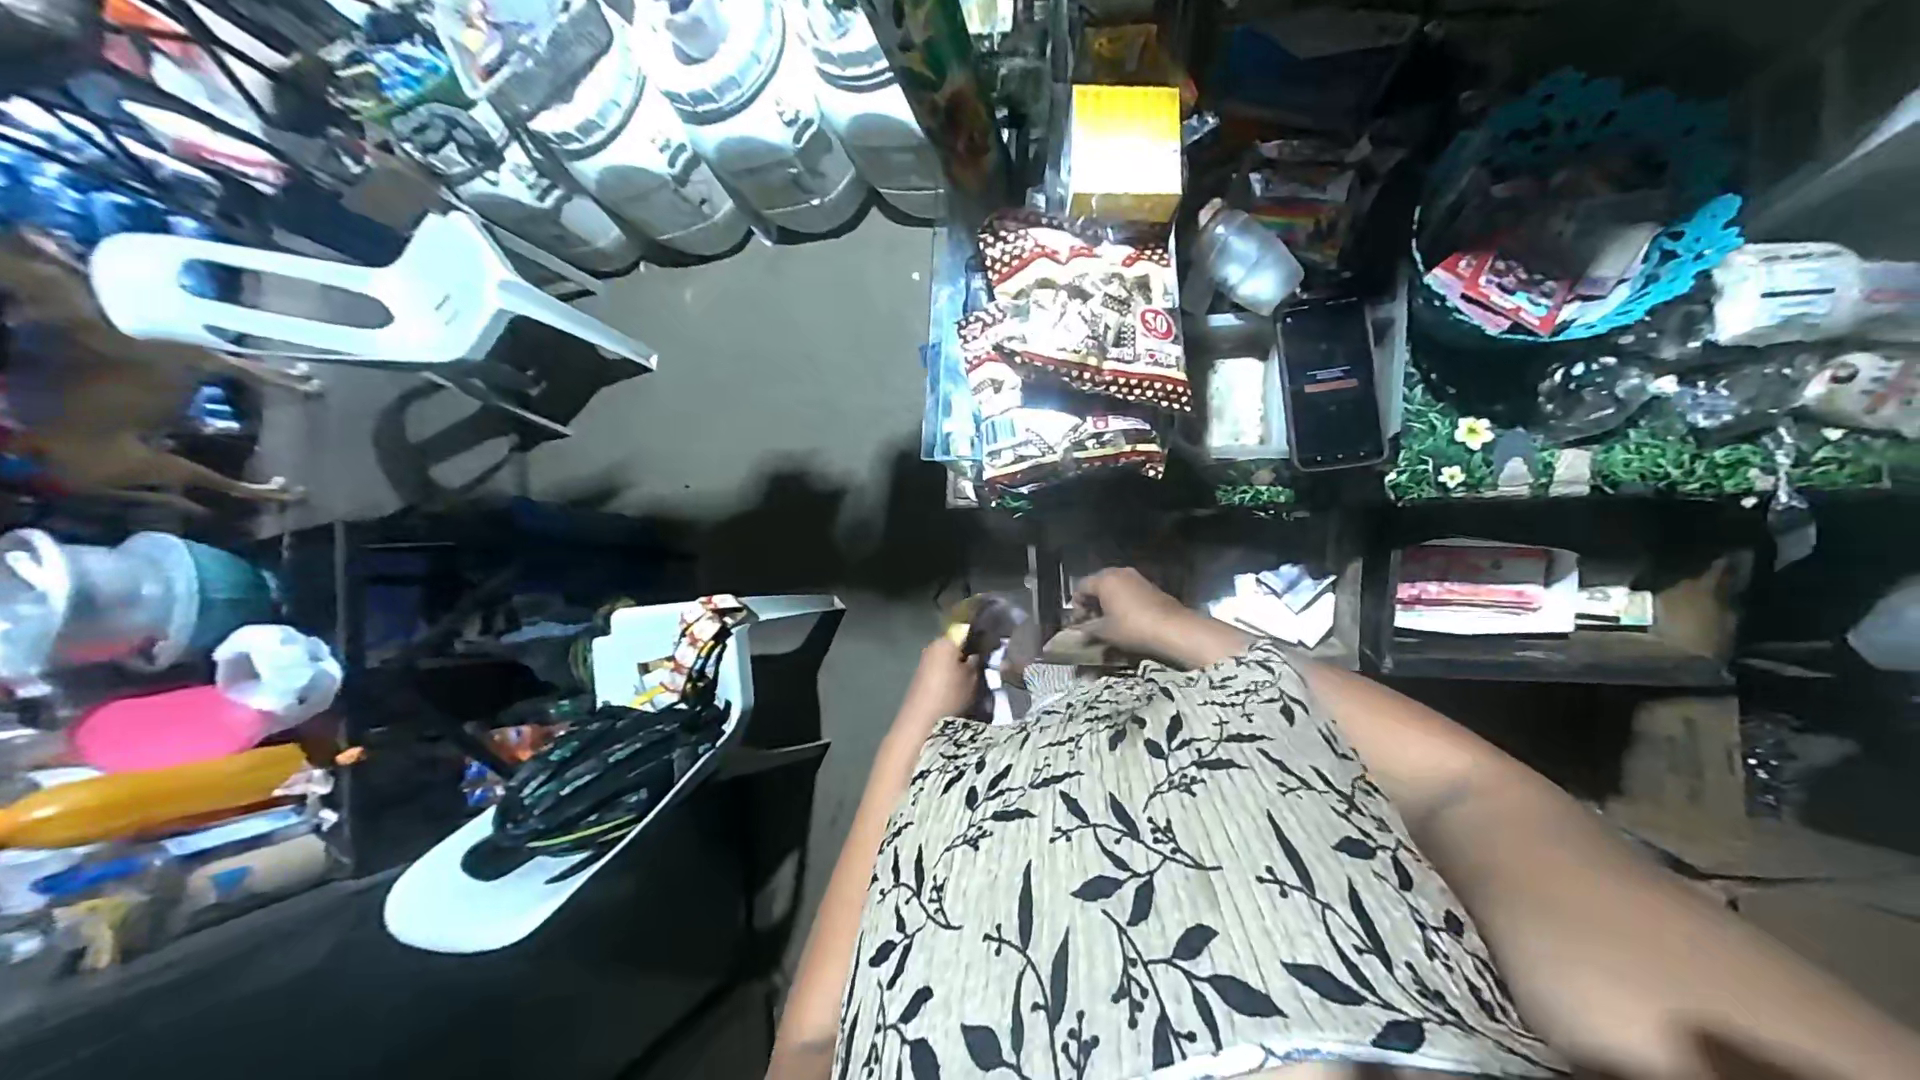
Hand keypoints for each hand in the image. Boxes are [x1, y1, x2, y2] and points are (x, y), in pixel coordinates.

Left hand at [896, 637, 981, 729]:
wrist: (920, 721)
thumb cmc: (950, 695)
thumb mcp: (973, 678)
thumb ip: (978, 662)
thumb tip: (979, 654)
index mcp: (945, 642)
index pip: (967, 632)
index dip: (981, 640)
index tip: (993, 652)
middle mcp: (932, 647)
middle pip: (957, 647)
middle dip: (970, 656)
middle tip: (985, 670)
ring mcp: (924, 662)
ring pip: (949, 660)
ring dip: (960, 669)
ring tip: (974, 684)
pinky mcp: (920, 678)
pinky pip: (941, 672)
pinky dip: (950, 678)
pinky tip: (958, 692)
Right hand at [1070, 568, 1192, 655]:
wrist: (1173, 628)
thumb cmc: (1132, 628)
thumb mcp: (1104, 632)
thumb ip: (1086, 629)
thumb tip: (1077, 632)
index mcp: (1104, 579)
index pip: (1080, 586)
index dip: (1076, 604)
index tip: (1080, 621)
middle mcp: (1119, 572)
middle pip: (1097, 583)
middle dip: (1092, 601)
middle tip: (1092, 619)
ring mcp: (1136, 577)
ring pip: (1114, 586)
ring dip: (1108, 600)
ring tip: (1109, 620)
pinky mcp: (1150, 585)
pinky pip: (1128, 589)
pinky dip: (1122, 600)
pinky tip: (1126, 617)